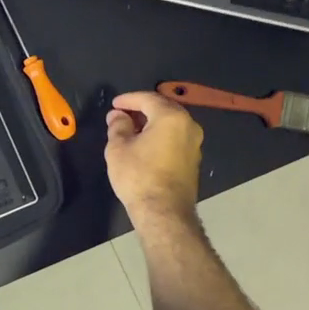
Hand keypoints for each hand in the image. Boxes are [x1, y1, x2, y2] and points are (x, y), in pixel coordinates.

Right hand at [105, 91, 203, 226]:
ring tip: (130, 130)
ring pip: (171, 124)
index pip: (149, 99)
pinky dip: (159, 135)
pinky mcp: (192, 159)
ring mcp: (194, 143)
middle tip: (121, 115)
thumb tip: (117, 115)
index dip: (129, 99)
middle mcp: (188, 126)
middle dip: (141, 109)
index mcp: (171, 118)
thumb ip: (118, 126)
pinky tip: (144, 145)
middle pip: (164, 109)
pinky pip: (175, 138)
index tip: (114, 104)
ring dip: (151, 123)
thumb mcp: (118, 148)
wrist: (163, 210)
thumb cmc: (138, 176)